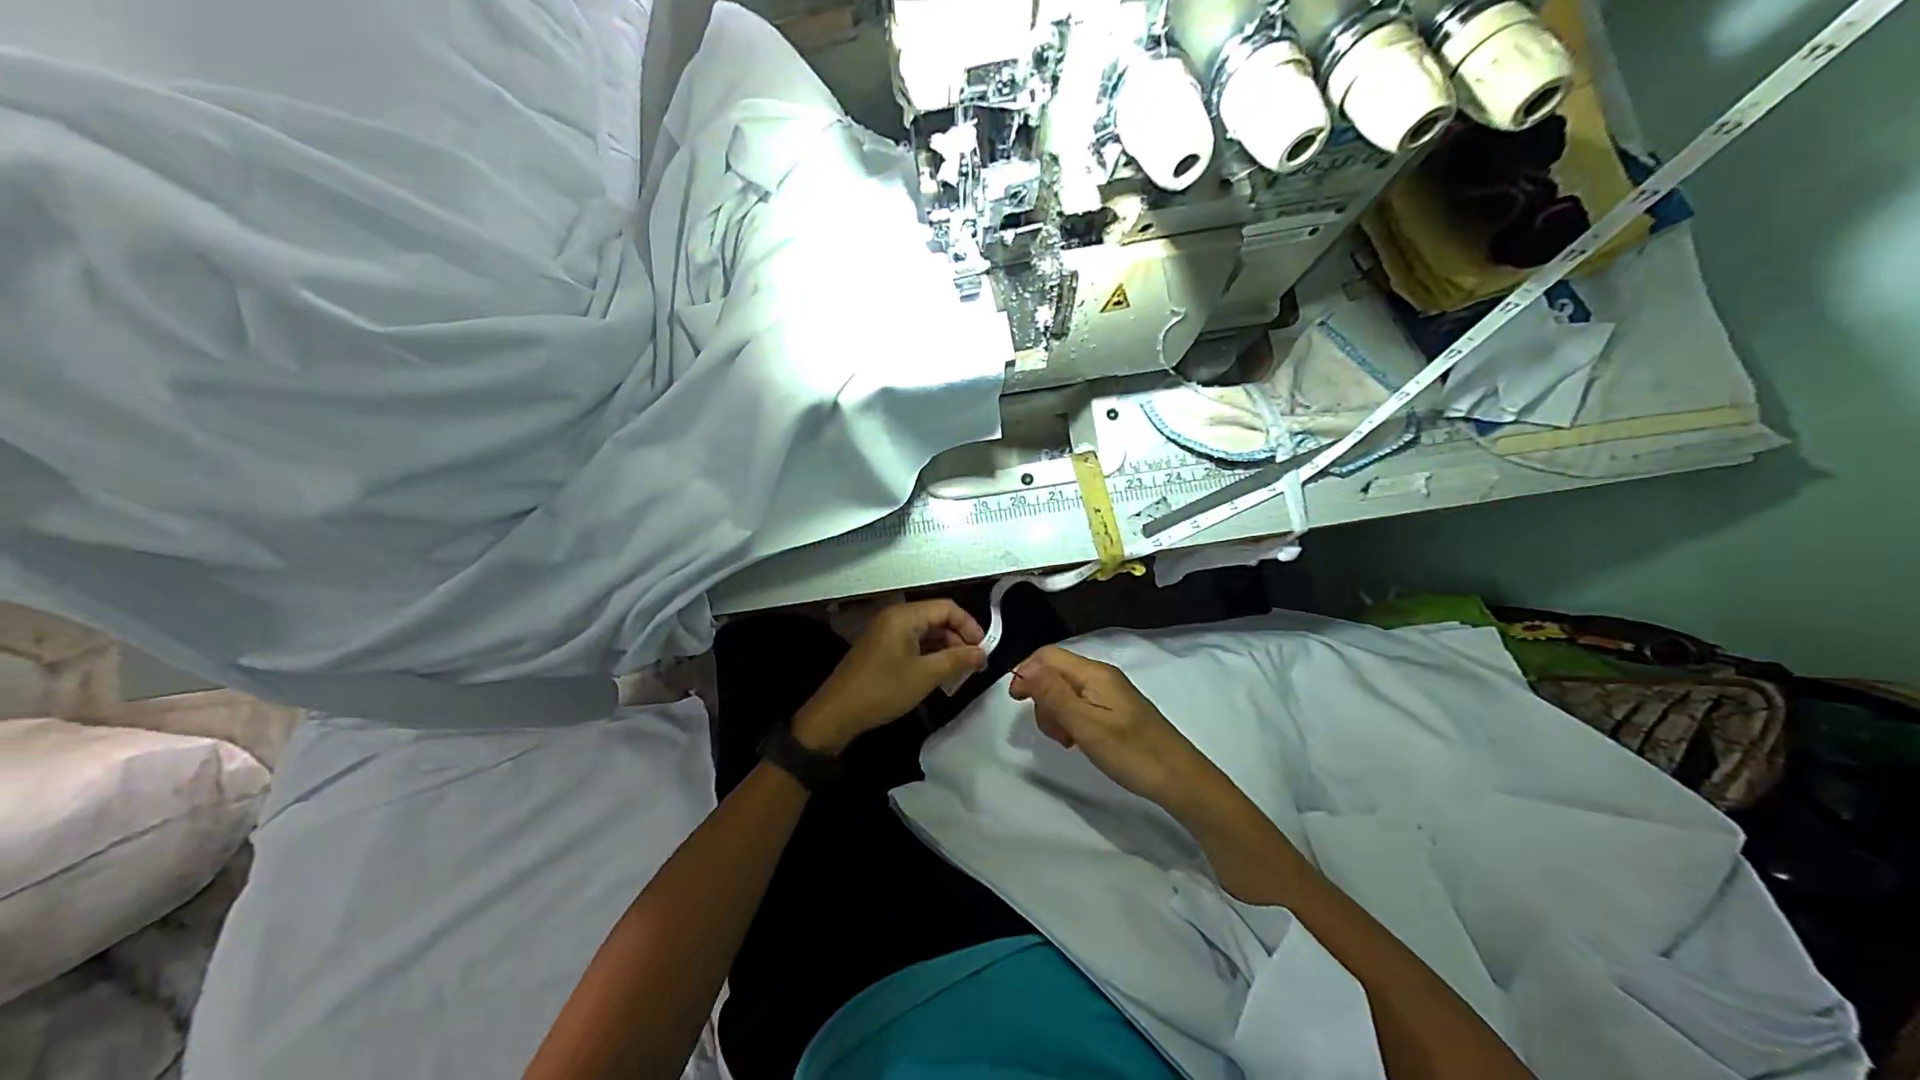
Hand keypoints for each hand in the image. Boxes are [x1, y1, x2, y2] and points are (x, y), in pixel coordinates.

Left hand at [792, 600, 986, 753]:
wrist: (837, 713)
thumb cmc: (883, 690)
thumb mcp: (926, 676)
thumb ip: (957, 660)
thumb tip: (981, 653)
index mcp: (904, 615)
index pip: (947, 608)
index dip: (969, 626)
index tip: (984, 649)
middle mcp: (894, 617)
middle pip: (936, 618)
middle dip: (958, 639)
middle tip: (974, 664)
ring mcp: (885, 632)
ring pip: (925, 633)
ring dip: (945, 649)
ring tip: (959, 672)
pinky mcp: (880, 648)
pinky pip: (912, 643)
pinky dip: (928, 655)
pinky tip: (938, 674)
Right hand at [1008, 646, 1217, 809]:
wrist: (1180, 780)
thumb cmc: (1132, 753)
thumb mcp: (1086, 725)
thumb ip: (1054, 694)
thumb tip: (1025, 667)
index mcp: (1095, 674)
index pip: (1048, 655)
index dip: (1026, 673)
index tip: (1016, 703)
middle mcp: (1102, 676)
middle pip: (1055, 673)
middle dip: (1043, 699)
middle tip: (1054, 733)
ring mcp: (1110, 693)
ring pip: (1065, 691)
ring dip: (1056, 713)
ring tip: (1068, 741)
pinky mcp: (1115, 710)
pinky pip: (1080, 705)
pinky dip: (1071, 720)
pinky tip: (1079, 741)